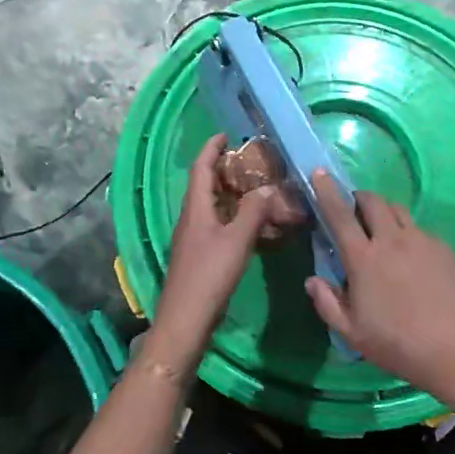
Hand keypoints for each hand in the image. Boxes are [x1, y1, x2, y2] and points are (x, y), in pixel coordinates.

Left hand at [154, 134, 303, 345]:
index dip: (211, 149)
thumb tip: (268, 188)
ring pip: (211, 206)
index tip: (226, 134)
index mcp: (195, 209)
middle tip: (249, 162)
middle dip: (223, 170)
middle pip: (204, 185)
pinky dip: (233, 217)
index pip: (200, 169)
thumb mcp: (237, 240)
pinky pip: (217, 225)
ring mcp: (193, 238)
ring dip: (229, 194)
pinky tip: (252, 226)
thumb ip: (254, 211)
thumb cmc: (209, 276)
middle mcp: (191, 219)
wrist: (186, 320)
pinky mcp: (200, 256)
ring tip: (255, 189)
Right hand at [304, 172, 454, 389]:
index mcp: (364, 258)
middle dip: (359, 198)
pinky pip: (418, 228)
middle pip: (373, 201)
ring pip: (398, 210)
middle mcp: (392, 240)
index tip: (320, 172)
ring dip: (383, 210)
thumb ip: (328, 303)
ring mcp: (422, 241)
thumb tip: (313, 280)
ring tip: (379, 229)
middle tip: (352, 210)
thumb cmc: (398, 344)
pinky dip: (406, 231)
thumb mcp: (352, 333)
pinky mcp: (444, 249)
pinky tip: (409, 256)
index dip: (328, 191)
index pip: (340, 215)